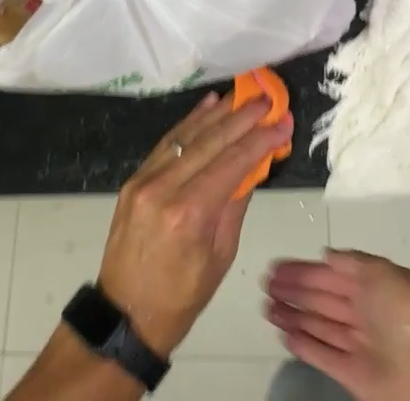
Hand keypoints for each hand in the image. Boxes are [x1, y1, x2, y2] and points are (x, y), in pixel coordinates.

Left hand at [97, 92, 294, 355]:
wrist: (125, 315)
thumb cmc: (183, 295)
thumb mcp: (221, 254)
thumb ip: (236, 202)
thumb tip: (256, 162)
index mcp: (190, 213)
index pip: (233, 162)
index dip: (261, 138)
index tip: (284, 121)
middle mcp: (163, 188)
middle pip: (210, 141)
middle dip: (243, 117)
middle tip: (269, 99)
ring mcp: (143, 181)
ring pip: (187, 135)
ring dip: (217, 112)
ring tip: (244, 95)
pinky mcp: (134, 180)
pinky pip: (167, 143)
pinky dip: (190, 123)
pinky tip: (208, 106)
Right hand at [264, 250, 409, 400]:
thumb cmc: (405, 313)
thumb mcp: (381, 272)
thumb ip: (351, 262)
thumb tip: (326, 255)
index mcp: (373, 286)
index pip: (331, 275)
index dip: (304, 270)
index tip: (277, 266)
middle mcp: (364, 313)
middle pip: (323, 299)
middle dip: (295, 290)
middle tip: (266, 284)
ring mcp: (358, 344)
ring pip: (319, 326)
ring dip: (294, 316)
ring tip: (268, 307)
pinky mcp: (353, 374)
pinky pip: (324, 356)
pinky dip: (305, 346)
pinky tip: (285, 335)